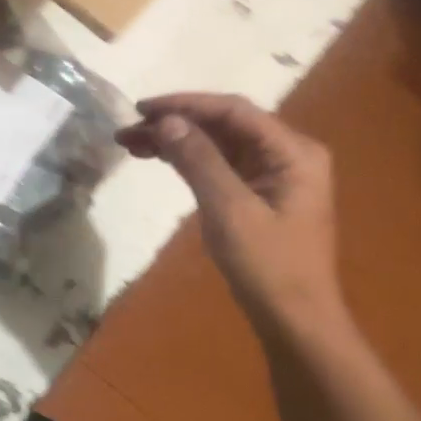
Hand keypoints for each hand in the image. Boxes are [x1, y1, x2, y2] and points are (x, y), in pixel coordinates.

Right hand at [117, 93, 346, 332]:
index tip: (139, 109)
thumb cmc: (267, 264)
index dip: (185, 104)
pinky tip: (158, 158)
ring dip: (176, 139)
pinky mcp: (258, 192)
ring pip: (217, 142)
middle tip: (127, 130)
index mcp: (292, 151)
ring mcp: (273, 173)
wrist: (293, 315)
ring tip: (131, 143)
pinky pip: (219, 163)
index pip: (233, 111)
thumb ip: (199, 161)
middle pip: (224, 123)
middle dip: (175, 122)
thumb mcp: (229, 209)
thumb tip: (167, 121)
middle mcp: (287, 153)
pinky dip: (187, 158)